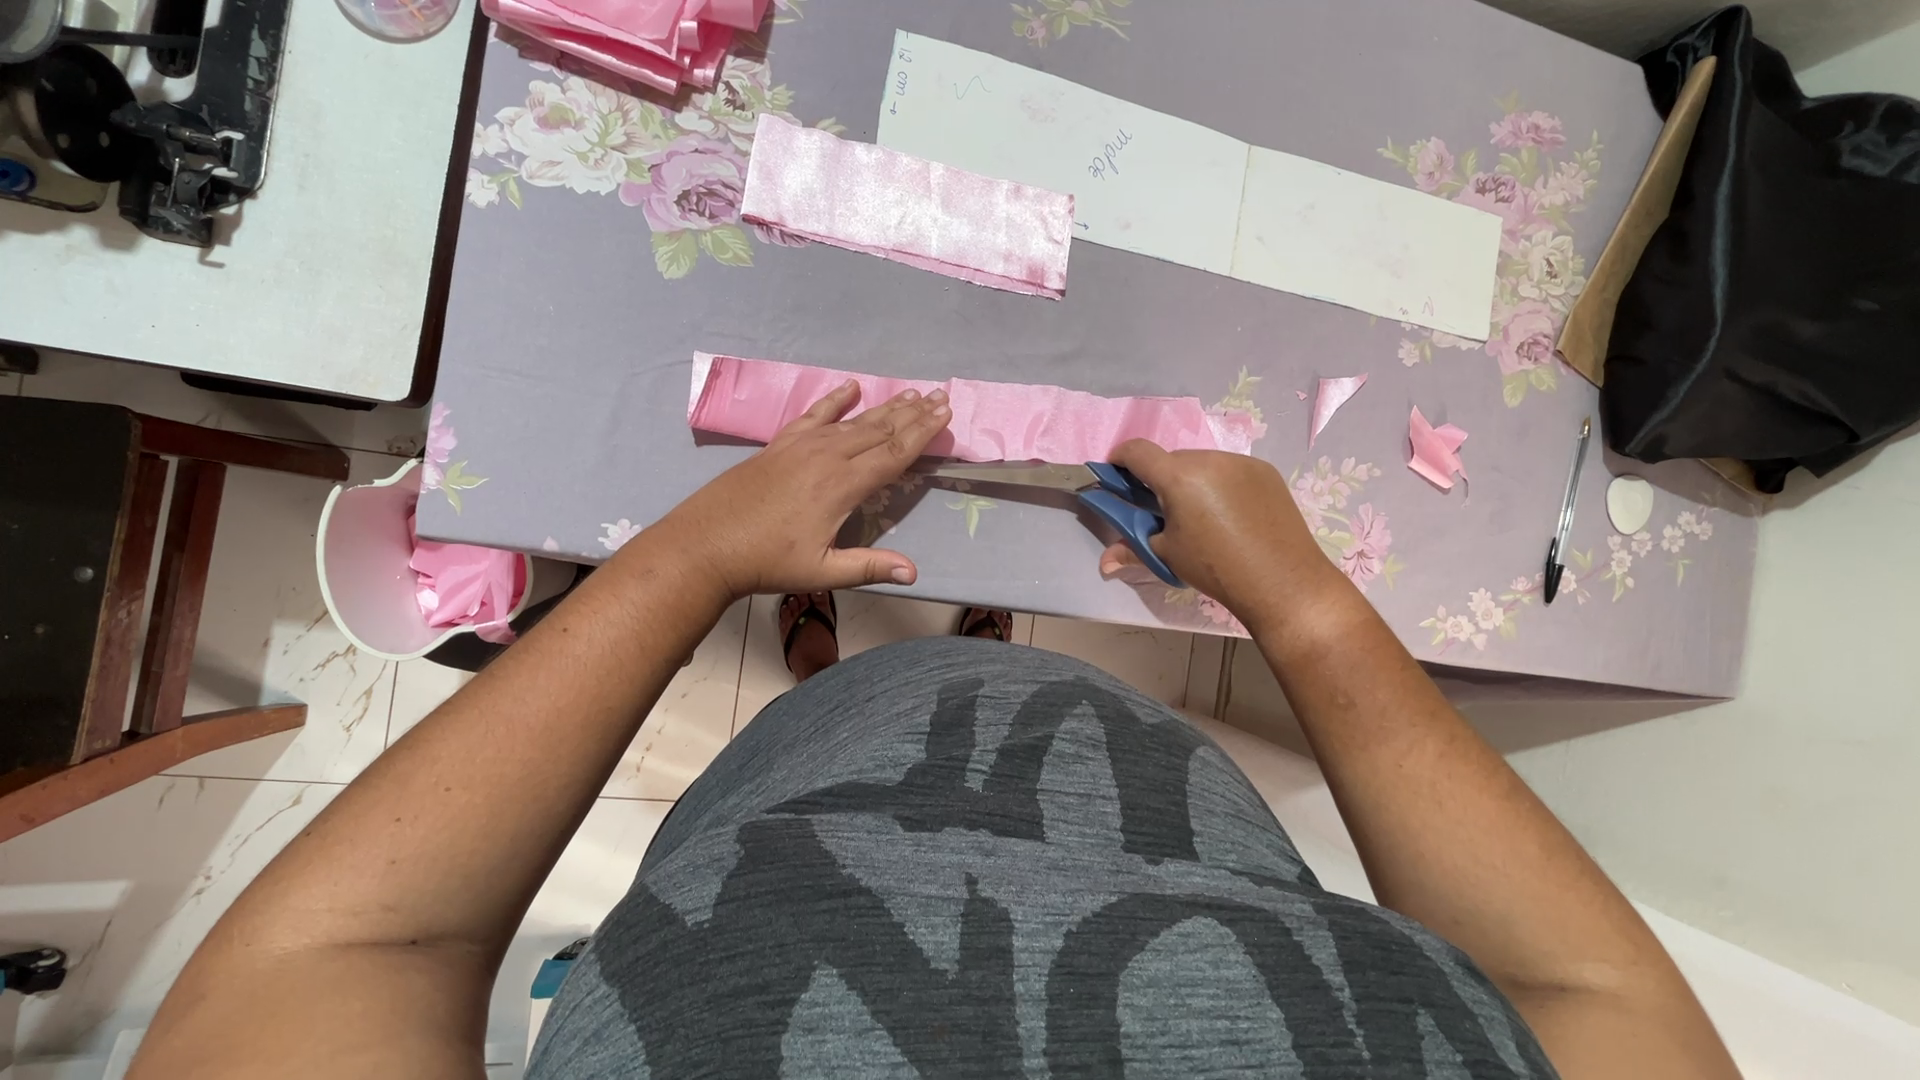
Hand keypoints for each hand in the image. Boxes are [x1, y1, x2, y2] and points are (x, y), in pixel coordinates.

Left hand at [648, 381, 952, 600]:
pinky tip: (850, 387)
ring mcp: (801, 446)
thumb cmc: (766, 562)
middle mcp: (826, 457)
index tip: (944, 413)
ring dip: (883, 407)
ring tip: (909, 394)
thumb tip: (913, 573)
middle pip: (878, 429)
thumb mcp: (821, 571)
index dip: (922, 433)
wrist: (706, 544)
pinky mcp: (780, 445)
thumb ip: (868, 567)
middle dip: (911, 414)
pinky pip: (814, 415)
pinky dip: (834, 400)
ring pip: (852, 420)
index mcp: (841, 485)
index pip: (893, 454)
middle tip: (938, 397)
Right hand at [1097, 440, 1349, 631]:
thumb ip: (1132, 549)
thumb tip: (1104, 564)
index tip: (1115, 475)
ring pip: (1201, 462)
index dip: (1119, 458)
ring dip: (1190, 480)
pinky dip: (1219, 484)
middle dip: (1158, 478)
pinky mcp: (1264, 471)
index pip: (1137, 451)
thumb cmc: (1216, 568)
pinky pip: (1229, 469)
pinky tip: (1228, 514)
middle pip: (1171, 459)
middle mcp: (1209, 459)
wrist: (1282, 580)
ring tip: (1199, 516)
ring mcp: (1241, 462)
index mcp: (1179, 477)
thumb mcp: (1169, 556)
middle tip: (1161, 510)